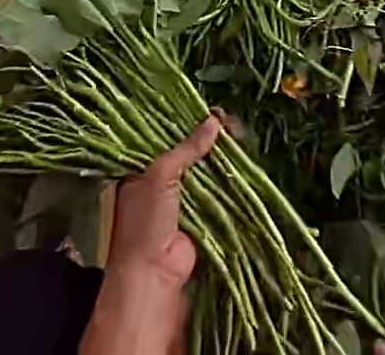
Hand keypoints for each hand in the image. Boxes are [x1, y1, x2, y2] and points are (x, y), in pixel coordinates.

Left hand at [78, 117, 220, 354]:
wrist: (153, 274)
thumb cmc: (146, 220)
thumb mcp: (161, 174)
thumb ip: (187, 147)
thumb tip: (214, 121)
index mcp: (143, 166)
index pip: (168, 134)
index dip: (189, 121)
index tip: (211, 110)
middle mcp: (161, 177)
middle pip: (189, 148)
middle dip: (209, 134)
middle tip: (229, 121)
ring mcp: (182, 194)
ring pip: (205, 164)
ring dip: (221, 151)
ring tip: (239, 132)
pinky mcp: (201, 210)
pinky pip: (216, 185)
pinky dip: (228, 172)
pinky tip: (242, 156)